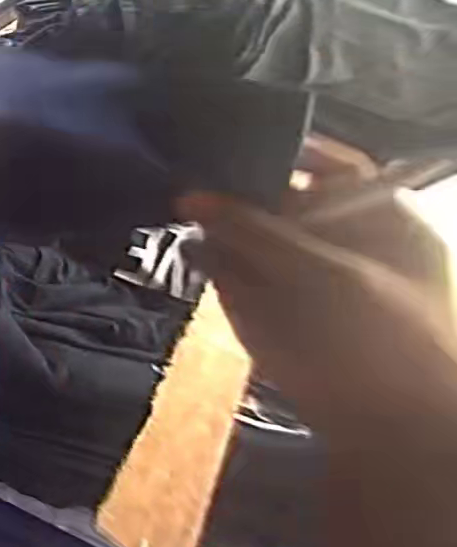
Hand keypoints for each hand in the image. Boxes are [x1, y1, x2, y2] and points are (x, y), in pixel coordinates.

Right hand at [178, 138, 453, 420]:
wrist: (386, 414)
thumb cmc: (386, 335)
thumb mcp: (328, 275)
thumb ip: (254, 230)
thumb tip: (187, 196)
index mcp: (371, 215)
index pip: (322, 161)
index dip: (279, 145)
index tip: (219, 132)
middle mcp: (323, 228)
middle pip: (265, 186)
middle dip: (222, 176)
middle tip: (173, 157)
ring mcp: (282, 258)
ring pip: (230, 218)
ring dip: (199, 210)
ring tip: (159, 189)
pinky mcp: (246, 284)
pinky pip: (211, 251)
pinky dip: (192, 243)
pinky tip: (169, 228)